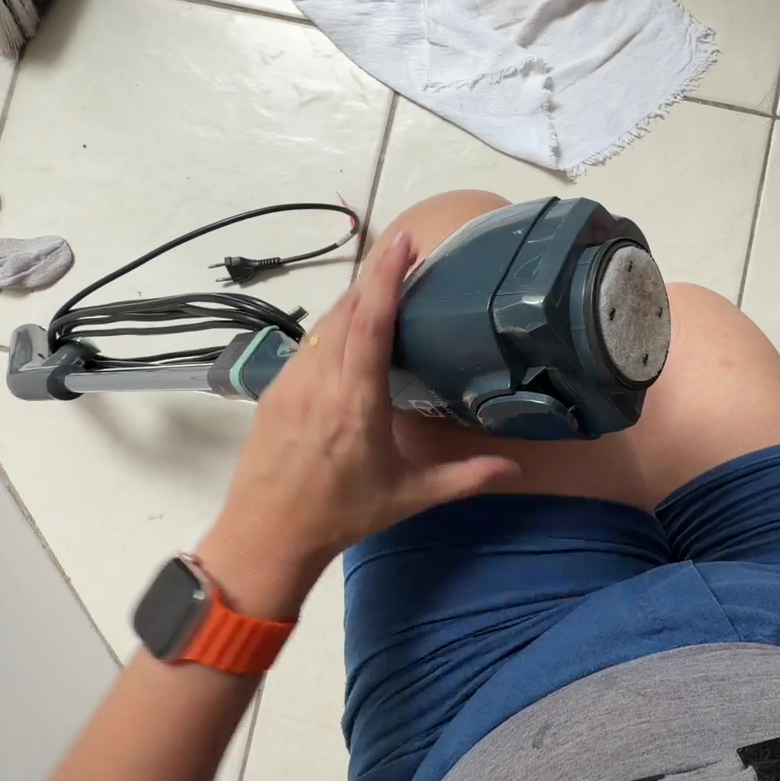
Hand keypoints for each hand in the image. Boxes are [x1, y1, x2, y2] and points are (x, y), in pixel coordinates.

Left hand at [197, 232, 517, 618]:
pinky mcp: (275, 388)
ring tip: (384, 279)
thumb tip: (516, 469)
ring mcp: (291, 382)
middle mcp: (320, 382)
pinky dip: (335, 321)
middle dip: (376, 273)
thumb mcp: (409, 496)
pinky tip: (352, 323)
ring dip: (355, 295)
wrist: (263, 538)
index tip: (404, 242)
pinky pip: (309, 341)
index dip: (387, 278)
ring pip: (324, 321)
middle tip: (406, 249)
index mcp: (356, 403)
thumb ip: (465, 478)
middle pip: (347, 309)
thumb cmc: (342, 516)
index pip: (371, 323)